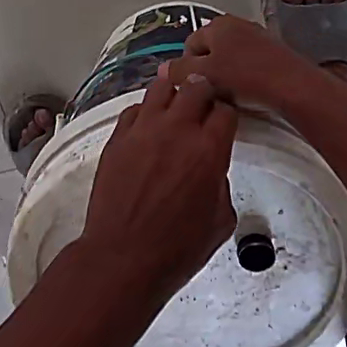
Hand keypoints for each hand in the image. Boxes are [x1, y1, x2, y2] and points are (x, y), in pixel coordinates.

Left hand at [79, 72, 238, 300]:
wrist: (122, 260)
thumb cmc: (176, 248)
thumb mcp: (221, 220)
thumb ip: (221, 184)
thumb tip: (212, 173)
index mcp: (209, 149)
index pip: (226, 109)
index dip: (228, 113)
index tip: (224, 121)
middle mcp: (178, 131)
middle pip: (196, 87)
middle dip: (204, 91)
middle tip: (204, 101)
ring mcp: (144, 132)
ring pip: (162, 87)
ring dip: (174, 91)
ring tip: (176, 102)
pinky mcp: (118, 140)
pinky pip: (134, 110)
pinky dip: (145, 111)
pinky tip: (149, 125)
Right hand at [162, 14, 340, 111]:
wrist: (291, 85)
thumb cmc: (246, 77)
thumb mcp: (204, 75)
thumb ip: (180, 70)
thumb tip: (164, 68)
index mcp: (218, 24)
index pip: (189, 44)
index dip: (186, 67)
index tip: (192, 86)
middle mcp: (237, 24)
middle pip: (210, 49)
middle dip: (207, 68)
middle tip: (211, 90)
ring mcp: (257, 35)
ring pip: (230, 56)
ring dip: (226, 73)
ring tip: (231, 93)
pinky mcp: (272, 50)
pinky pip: (249, 62)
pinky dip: (245, 74)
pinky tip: (249, 90)